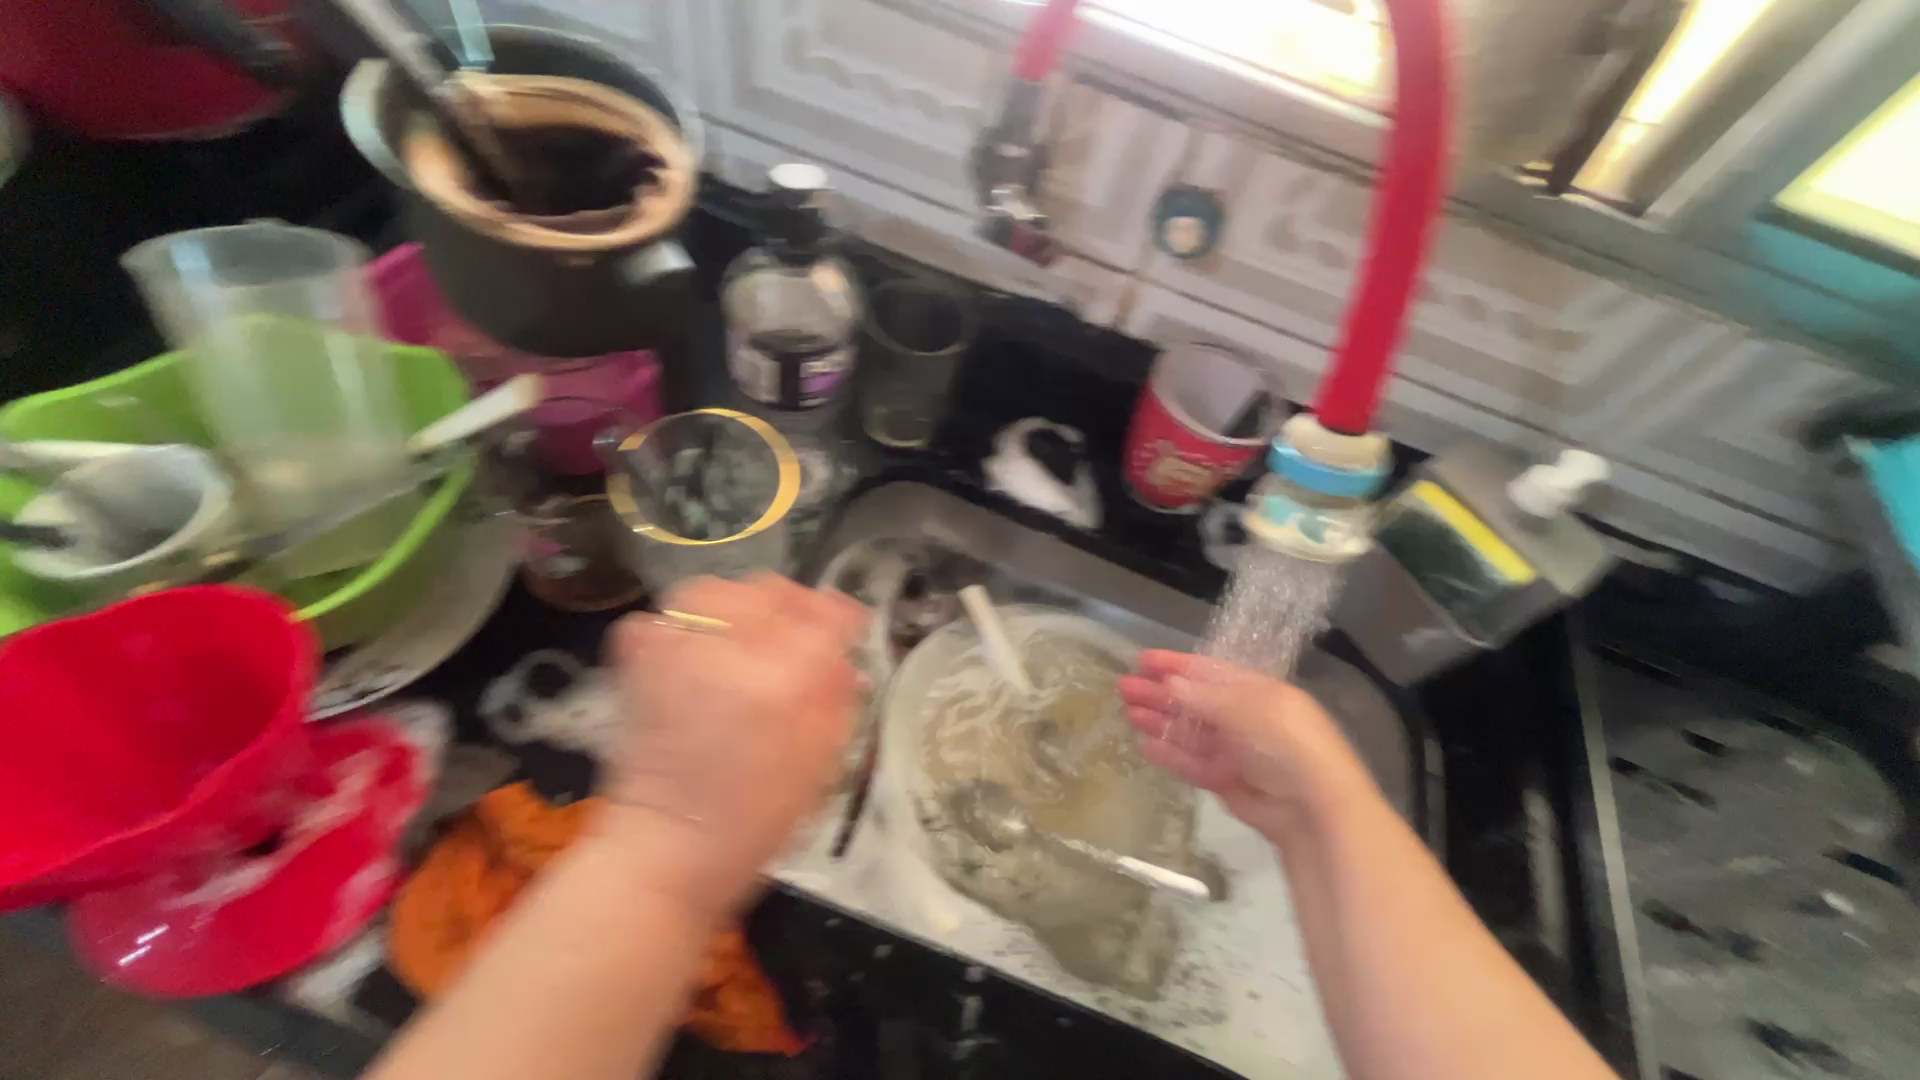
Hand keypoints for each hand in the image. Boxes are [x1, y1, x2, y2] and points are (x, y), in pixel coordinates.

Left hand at [601, 574, 868, 912]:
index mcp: (783, 684)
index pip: (826, 616)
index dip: (844, 614)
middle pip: (769, 591)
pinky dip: (678, 624)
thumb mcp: (820, 766)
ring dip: (737, 603)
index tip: (849, 625)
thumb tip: (846, 662)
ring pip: (712, 591)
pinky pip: (656, 619)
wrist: (664, 854)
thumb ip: (837, 703)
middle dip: (795, 604)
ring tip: (746, 629)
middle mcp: (729, 656)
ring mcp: (677, 657)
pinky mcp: (640, 668)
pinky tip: (695, 645)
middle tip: (800, 630)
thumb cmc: (755, 822)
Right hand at [1118, 651, 1377, 842]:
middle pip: (1194, 700)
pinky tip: (1145, 745)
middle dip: (1160, 692)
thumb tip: (1169, 682)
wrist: (1315, 808)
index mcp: (1256, 692)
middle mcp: (1243, 718)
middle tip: (1124, 687)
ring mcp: (1234, 751)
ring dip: (1159, 720)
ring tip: (1127, 711)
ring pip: (1188, 731)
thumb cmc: (1287, 744)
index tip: (1141, 660)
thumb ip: (1204, 696)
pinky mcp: (1225, 781)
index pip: (1209, 672)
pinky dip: (1169, 754)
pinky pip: (1191, 763)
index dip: (1175, 664)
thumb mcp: (1246, 709)